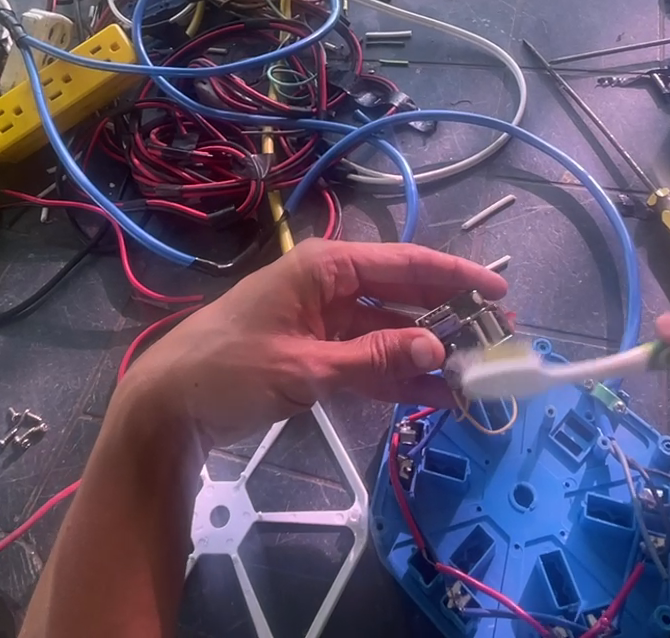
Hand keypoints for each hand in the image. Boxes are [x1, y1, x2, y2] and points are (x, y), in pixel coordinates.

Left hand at [116, 238, 506, 447]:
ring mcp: (326, 322)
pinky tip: (437, 395)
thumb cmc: (230, 369)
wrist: (170, 405)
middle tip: (498, 340)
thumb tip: (439, 347)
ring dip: (428, 352)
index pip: (402, 263)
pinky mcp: (319, 355)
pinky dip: (399, 376)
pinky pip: (370, 360)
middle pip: (403, 296)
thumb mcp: (303, 366)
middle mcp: (331, 286)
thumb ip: (372, 357)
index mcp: (326, 268)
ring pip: (391, 331)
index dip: (454, 276)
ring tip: (477, 375)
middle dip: (449, 317)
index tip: (499, 292)